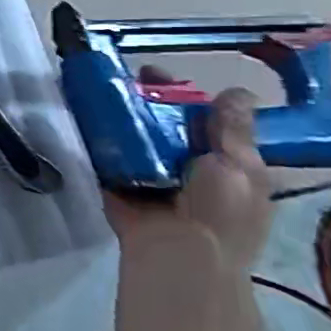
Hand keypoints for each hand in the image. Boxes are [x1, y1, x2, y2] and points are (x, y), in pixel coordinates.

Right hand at [103, 75, 274, 271]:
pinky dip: (102, 140)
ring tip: (106, 89)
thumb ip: (234, 129)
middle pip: (168, 127)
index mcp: (226, 168)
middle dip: (150, 101)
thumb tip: (239, 90)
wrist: (178, 254)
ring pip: (138, 140)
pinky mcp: (121, 188)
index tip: (162, 77)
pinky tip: (90, 114)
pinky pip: (110, 158)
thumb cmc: (219, 210)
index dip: (187, 96)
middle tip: (130, 79)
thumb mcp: (240, 165)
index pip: (207, 122)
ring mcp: (152, 180)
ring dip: (124, 117)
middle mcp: (190, 172)